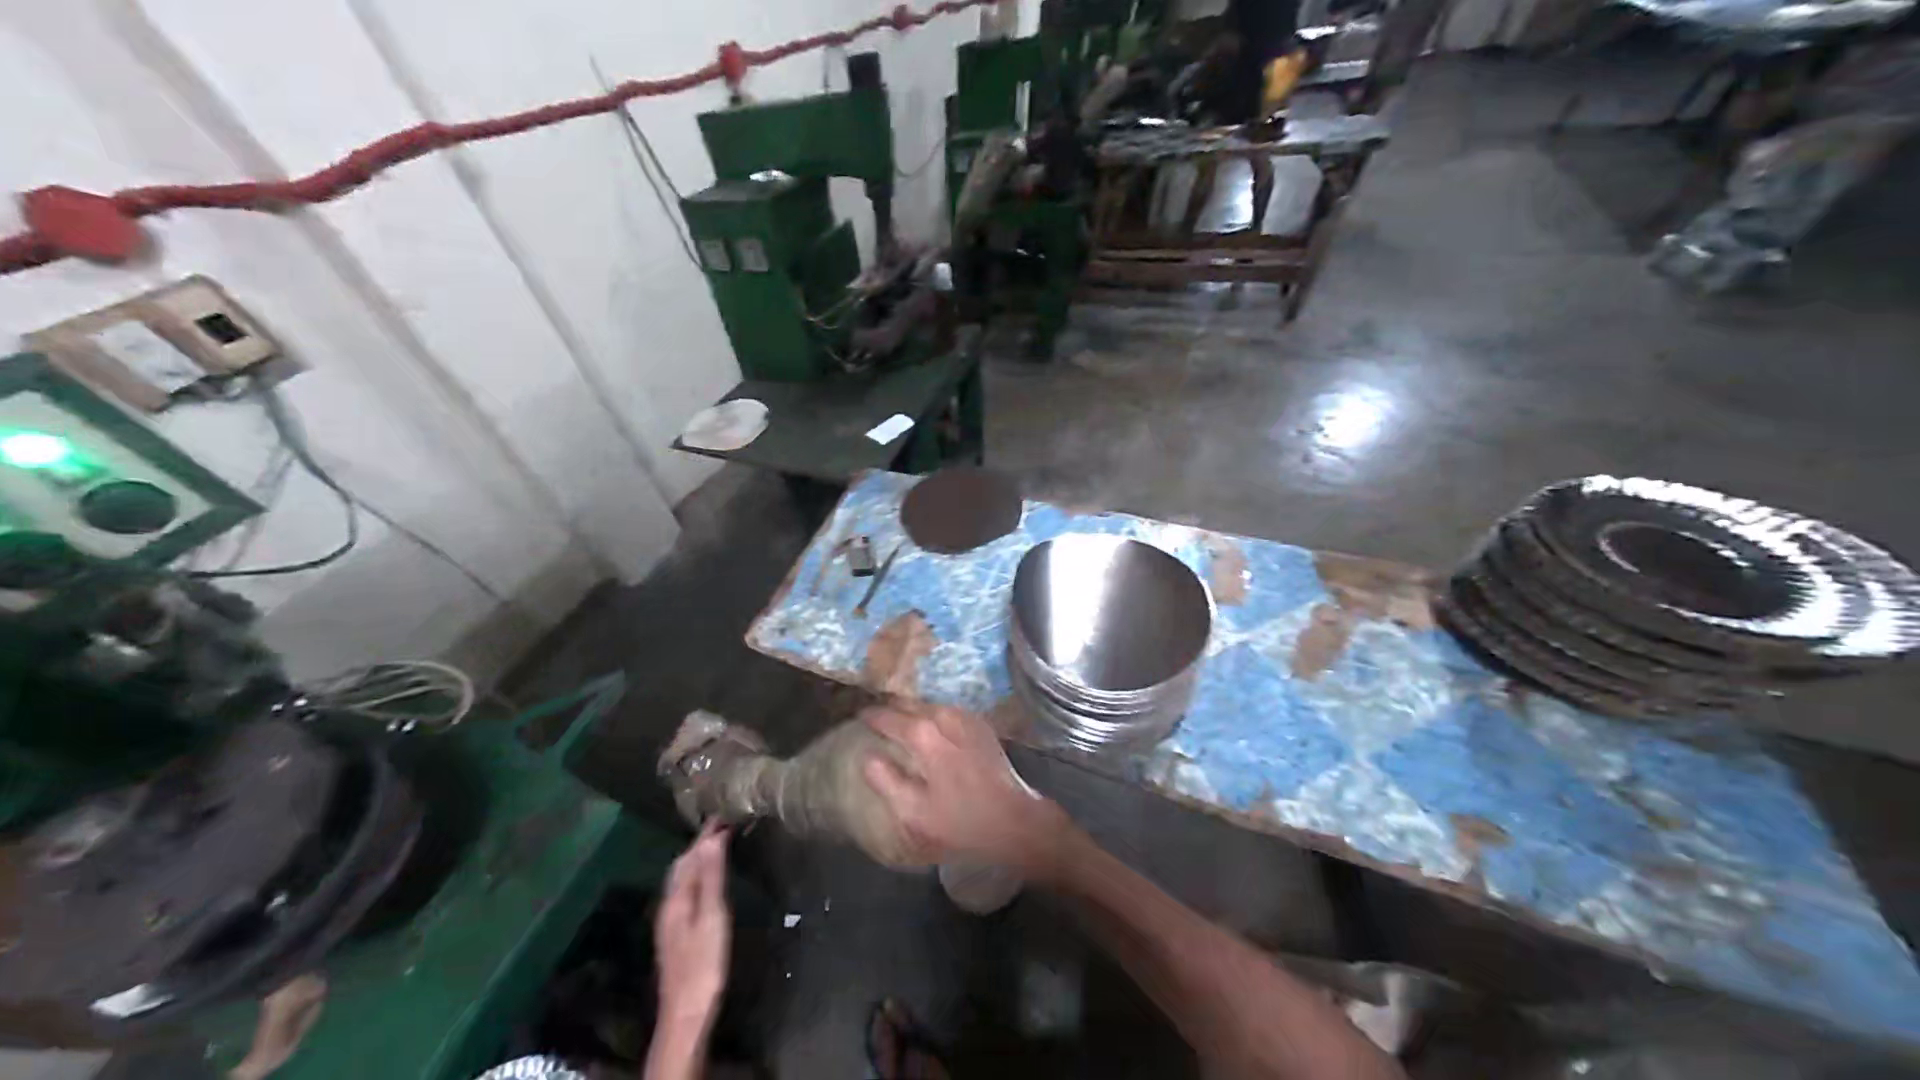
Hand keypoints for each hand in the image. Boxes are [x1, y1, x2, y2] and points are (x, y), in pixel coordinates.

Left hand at [653, 821, 730, 1035]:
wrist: (685, 1013)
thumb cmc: (703, 963)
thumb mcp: (712, 917)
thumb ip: (711, 878)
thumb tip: (712, 838)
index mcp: (677, 898)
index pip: (690, 855)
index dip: (706, 834)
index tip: (724, 812)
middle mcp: (669, 905)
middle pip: (681, 865)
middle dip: (700, 842)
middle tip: (724, 824)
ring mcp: (671, 921)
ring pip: (682, 879)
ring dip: (698, 858)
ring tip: (719, 845)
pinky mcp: (677, 933)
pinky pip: (686, 890)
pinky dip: (698, 875)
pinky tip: (709, 881)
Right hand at [861, 702, 1069, 875]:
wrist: (1013, 820)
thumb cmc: (960, 820)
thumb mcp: (913, 810)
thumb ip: (884, 779)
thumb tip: (867, 755)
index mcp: (922, 734)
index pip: (887, 716)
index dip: (870, 716)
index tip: (859, 717)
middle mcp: (944, 716)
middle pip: (909, 704)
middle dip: (891, 709)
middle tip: (877, 719)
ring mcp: (966, 718)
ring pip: (929, 706)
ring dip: (913, 711)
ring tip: (901, 723)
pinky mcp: (981, 725)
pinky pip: (948, 712)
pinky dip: (934, 716)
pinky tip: (931, 731)